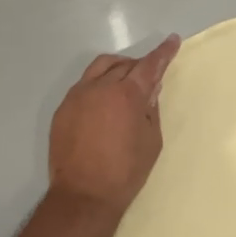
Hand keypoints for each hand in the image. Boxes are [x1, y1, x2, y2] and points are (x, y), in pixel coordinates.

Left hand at [47, 35, 181, 218]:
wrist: (83, 196)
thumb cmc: (125, 172)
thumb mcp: (151, 141)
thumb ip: (151, 109)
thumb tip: (150, 89)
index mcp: (127, 94)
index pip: (149, 65)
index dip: (163, 53)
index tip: (172, 40)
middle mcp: (100, 87)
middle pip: (124, 64)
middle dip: (139, 66)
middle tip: (149, 77)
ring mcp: (77, 96)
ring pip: (100, 68)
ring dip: (116, 68)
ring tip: (125, 83)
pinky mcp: (63, 109)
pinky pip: (83, 85)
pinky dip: (98, 85)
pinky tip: (103, 103)